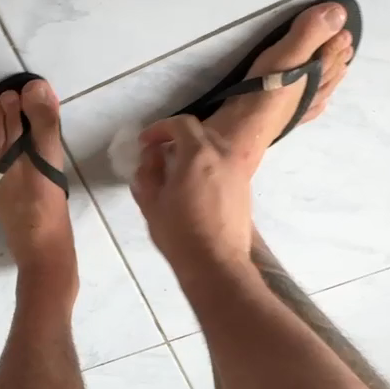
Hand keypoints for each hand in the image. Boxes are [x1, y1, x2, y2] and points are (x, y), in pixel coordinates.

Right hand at [129, 115, 252, 278]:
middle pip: (200, 133)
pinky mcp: (244, 188)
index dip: (160, 129)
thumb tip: (149, 161)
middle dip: (177, 139)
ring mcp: (237, 171)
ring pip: (215, 149)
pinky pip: (224, 166)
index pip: (180, 124)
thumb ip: (147, 175)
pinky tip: (194, 188)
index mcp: (197, 154)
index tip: (146, 143)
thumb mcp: (152, 204)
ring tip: (177, 173)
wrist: (216, 264)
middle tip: (159, 156)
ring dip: (194, 153)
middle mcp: (222, 155)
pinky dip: (208, 167)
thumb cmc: (179, 235)